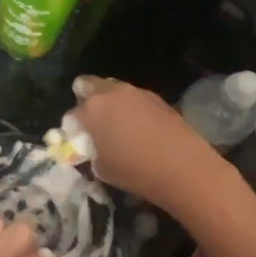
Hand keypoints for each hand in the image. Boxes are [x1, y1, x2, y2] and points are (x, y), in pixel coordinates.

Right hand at [70, 76, 225, 213]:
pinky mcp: (157, 98)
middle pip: (89, 86)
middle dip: (87, 101)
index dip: (73, 128)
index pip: (72, 114)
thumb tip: (94, 147)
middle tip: (94, 124)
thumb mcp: (101, 168)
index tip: (79, 141)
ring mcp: (137, 92)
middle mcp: (112, 92)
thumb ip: (91, 152)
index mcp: (92, 108)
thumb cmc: (135, 170)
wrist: (183, 167)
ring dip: (111, 103)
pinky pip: (135, 98)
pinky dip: (132, 108)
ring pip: (114, 89)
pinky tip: (140, 129)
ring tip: (119, 126)